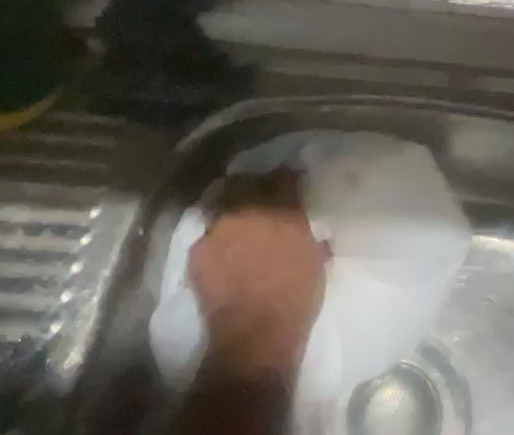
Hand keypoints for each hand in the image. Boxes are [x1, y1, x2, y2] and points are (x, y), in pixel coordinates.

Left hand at [188, 170, 327, 381]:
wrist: (256, 336)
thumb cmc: (296, 299)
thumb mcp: (316, 262)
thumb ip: (312, 238)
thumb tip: (316, 232)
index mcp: (284, 208)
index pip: (284, 177)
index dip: (285, 180)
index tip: (288, 186)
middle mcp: (249, 209)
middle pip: (247, 184)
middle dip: (252, 189)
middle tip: (257, 204)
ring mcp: (220, 228)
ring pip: (222, 207)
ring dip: (229, 213)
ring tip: (235, 229)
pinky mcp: (198, 251)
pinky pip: (206, 238)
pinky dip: (214, 244)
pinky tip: (219, 257)